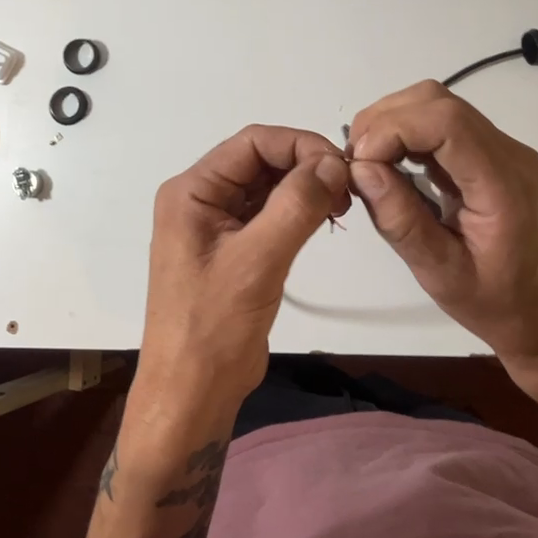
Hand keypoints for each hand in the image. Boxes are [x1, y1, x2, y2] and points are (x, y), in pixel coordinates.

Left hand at [138, 125, 351, 407]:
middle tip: (347, 191)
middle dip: (304, 166)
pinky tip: (322, 222)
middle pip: (259, 160)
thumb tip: (332, 162)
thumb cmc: (213, 326)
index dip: (299, 145)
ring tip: (340, 207)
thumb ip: (295, 205)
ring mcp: (214, 225)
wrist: (190, 394)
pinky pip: (266, 214)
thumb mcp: (257, 261)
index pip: (251, 143)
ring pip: (265, 186)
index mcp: (191, 191)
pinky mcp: (231, 250)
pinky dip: (295, 212)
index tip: (341, 167)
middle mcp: (199, 199)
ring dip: (303, 189)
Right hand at [347, 81, 537, 380]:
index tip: (359, 162)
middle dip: (386, 121)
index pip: (446, 122)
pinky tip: (391, 163)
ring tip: (369, 163)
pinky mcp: (491, 153)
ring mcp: (502, 149)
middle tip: (357, 163)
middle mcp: (509, 153)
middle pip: (438, 102)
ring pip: (438, 104)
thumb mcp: (439, 273)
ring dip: (393, 123)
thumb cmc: (494, 303)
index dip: (393, 129)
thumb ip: (401, 220)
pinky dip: (407, 132)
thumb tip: (360, 169)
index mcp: (504, 185)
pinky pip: (443, 122)